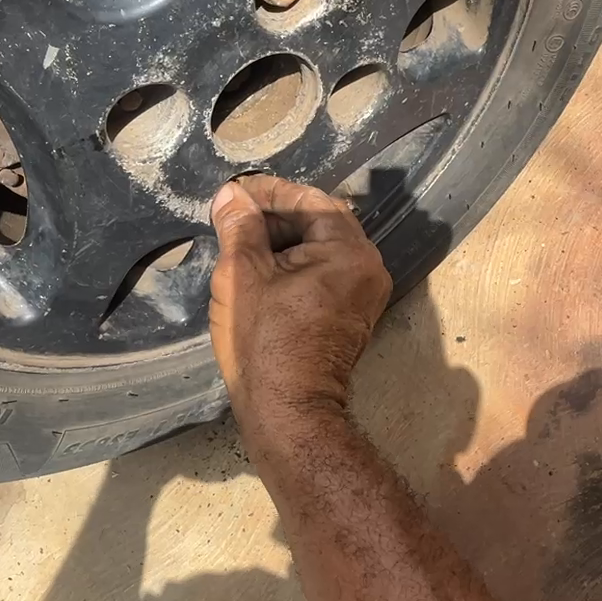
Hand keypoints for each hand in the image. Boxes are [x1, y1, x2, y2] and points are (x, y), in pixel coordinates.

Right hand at [208, 175, 392, 431]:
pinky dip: (298, 264)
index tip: (235, 193)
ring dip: (285, 240)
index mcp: (350, 251)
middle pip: (321, 222)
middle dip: (277, 216)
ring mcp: (366, 292)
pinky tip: (264, 267)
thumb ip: (239, 227)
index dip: (269, 192)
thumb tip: (232, 194)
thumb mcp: (243, 275)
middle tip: (235, 216)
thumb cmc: (265, 341)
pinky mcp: (355, 312)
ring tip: (242, 241)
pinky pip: (328, 272)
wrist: (289, 408)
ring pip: (323, 248)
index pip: (310, 200)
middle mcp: (369, 267)